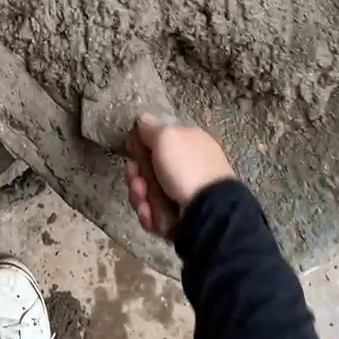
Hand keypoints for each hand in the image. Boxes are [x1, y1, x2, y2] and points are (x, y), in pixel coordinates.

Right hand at [123, 113, 235, 236]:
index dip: (142, 144)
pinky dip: (149, 214)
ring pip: (149, 192)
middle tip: (134, 175)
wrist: (208, 212)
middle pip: (150, 169)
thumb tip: (142, 119)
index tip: (131, 147)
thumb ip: (151, 129)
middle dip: (136, 173)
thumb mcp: (167, 137)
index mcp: (189, 145)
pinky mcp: (178, 219)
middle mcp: (186, 169)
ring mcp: (182, 195)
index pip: (160, 141)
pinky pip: (155, 214)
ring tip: (142, 197)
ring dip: (139, 193)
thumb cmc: (186, 167)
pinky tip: (149, 211)